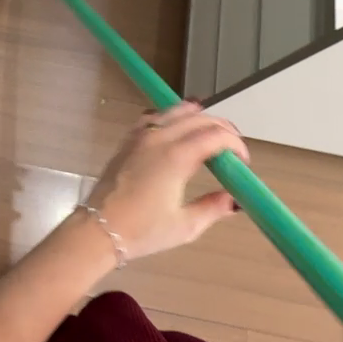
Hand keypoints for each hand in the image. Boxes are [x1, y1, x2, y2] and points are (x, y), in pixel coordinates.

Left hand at [82, 101, 249, 261]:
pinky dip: (172, 117)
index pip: (215, 136)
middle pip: (198, 119)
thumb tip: (233, 200)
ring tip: (211, 134)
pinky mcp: (129, 139)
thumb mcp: (185, 226)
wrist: (99, 227)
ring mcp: (141, 135)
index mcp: (176, 157)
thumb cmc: (143, 230)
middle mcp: (159, 137)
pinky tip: (178, 128)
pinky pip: (155, 116)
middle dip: (221, 129)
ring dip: (198, 118)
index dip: (235, 144)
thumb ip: (212, 208)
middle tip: (233, 150)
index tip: (243, 162)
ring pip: (176, 112)